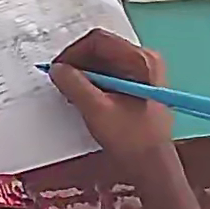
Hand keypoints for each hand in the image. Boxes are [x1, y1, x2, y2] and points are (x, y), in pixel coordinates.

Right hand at [48, 29, 173, 166]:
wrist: (153, 167)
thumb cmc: (130, 139)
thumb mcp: (97, 110)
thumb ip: (74, 85)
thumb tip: (57, 69)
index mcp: (141, 60)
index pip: (99, 41)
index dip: (73, 52)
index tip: (58, 69)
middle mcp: (145, 60)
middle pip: (102, 48)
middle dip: (78, 63)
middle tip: (62, 81)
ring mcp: (144, 72)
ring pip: (104, 60)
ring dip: (84, 73)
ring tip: (72, 92)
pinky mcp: (139, 84)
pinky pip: (110, 72)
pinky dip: (94, 81)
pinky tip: (85, 97)